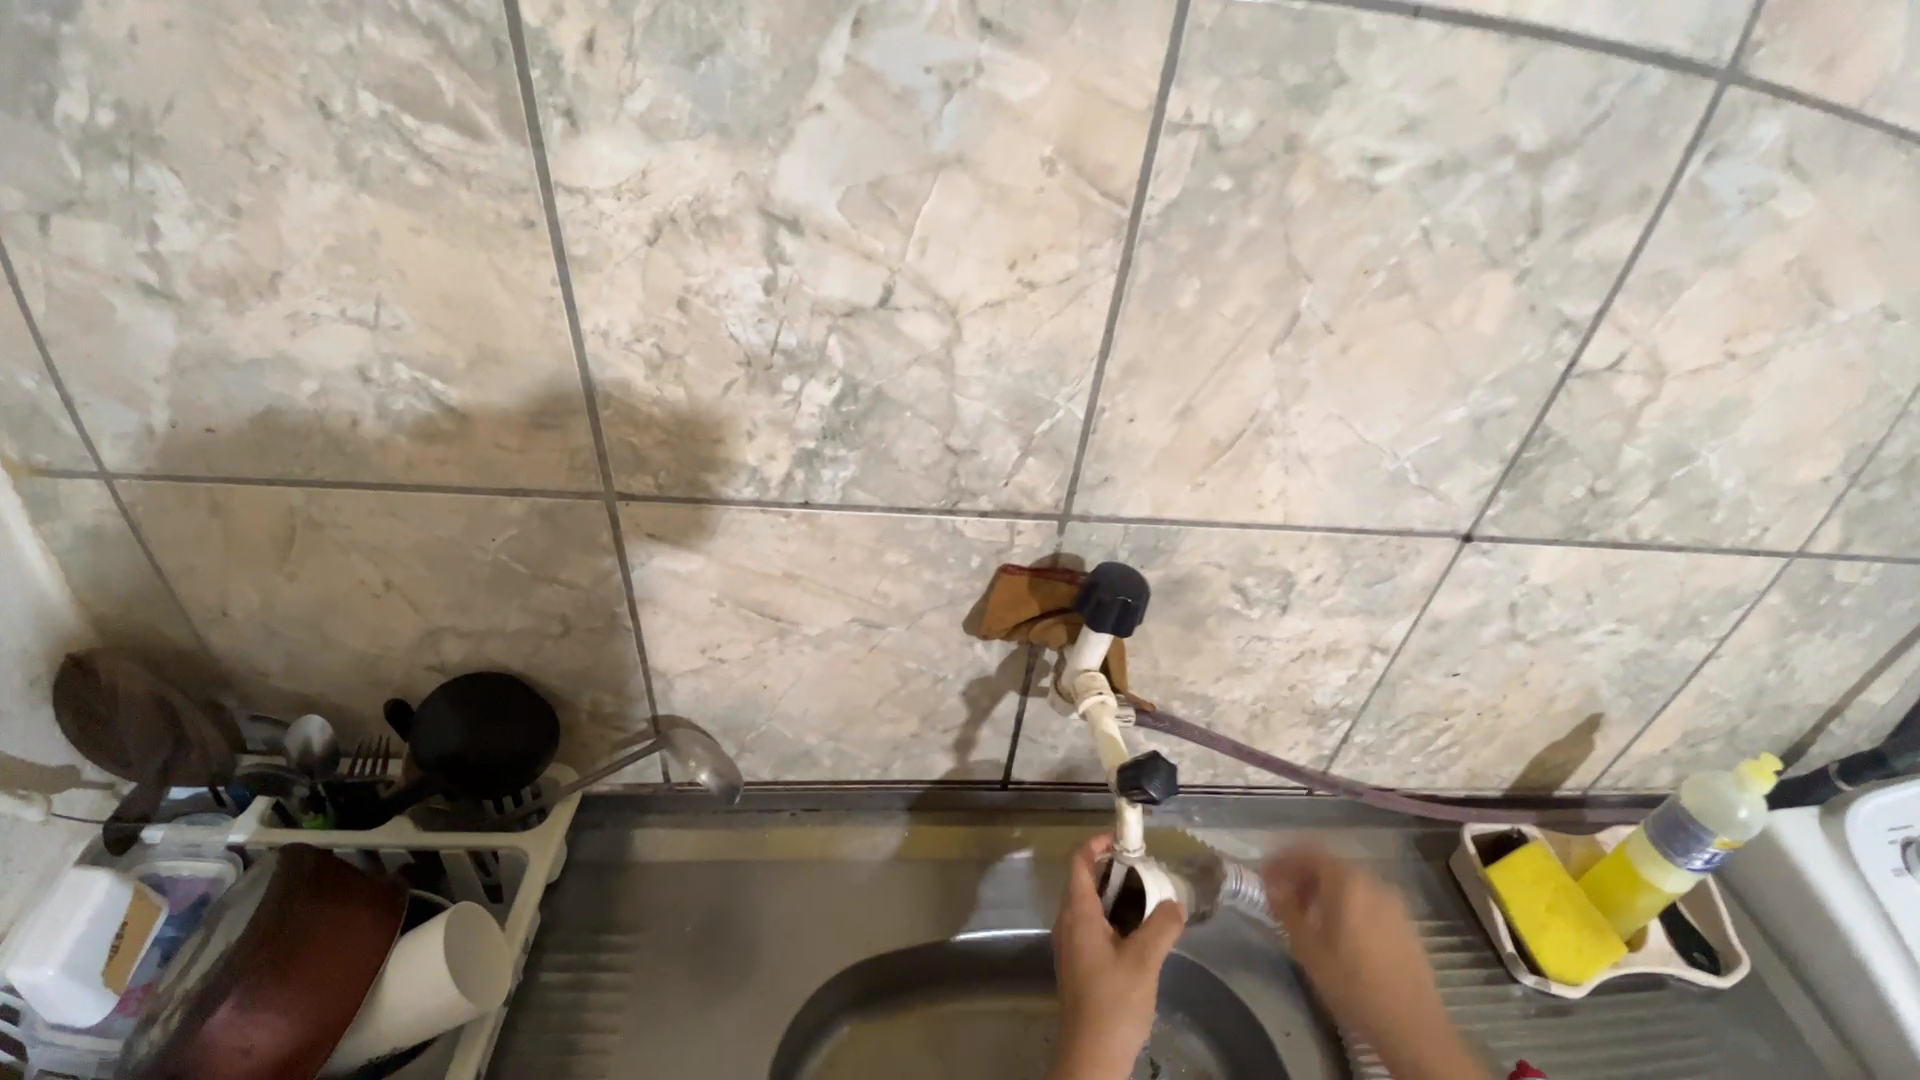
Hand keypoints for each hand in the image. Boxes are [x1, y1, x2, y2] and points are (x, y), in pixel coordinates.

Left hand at [1049, 834, 1185, 1079]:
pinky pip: (1092, 926)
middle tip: (1147, 870)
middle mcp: (1067, 923)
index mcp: (1077, 914)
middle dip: (1113, 869)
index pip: (1078, 861)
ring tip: (1149, 899)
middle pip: (1083, 880)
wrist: (1090, 1057)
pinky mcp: (1078, 964)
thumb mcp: (1145, 961)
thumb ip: (1162, 925)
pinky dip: (1113, 918)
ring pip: (1089, 905)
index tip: (1124, 839)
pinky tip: (1140, 934)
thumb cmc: (1113, 1003)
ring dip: (1115, 895)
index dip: (1097, 843)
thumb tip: (1175, 903)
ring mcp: (1070, 945)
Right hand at [1264, 845, 1484, 1079]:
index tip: (1263, 878)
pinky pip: (1366, 900)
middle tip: (1281, 898)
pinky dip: (1345, 904)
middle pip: (1329, 866)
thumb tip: (1272, 888)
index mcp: (1346, 881)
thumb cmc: (1351, 981)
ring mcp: (1393, 902)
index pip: (1306, 853)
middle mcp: (1372, 882)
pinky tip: (1337, 932)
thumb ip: (1285, 909)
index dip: (1281, 861)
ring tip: (1307, 918)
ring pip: (1349, 884)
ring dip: (1322, 892)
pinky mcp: (1404, 923)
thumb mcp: (1306, 947)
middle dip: (1301, 877)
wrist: (1411, 1024)